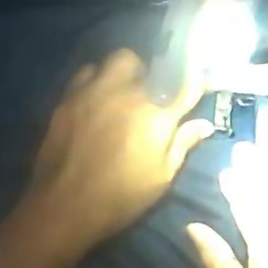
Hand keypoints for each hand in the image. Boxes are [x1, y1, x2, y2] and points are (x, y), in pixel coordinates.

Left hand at [15, 49, 213, 254]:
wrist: (63, 206)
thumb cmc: (120, 198)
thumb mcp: (160, 178)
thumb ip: (181, 145)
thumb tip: (204, 124)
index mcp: (155, 115)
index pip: (184, 85)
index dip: (194, 79)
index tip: (198, 79)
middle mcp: (125, 94)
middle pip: (143, 63)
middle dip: (148, 74)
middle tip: (147, 94)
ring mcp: (92, 93)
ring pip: (112, 62)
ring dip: (120, 73)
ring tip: (118, 93)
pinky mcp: (66, 100)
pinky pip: (84, 75)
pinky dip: (93, 81)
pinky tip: (92, 100)